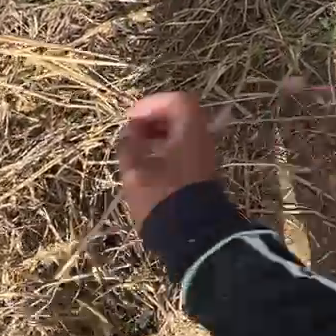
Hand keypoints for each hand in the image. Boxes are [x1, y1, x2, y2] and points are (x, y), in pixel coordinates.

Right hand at [117, 92, 217, 226]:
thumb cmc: (161, 195)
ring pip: (182, 137)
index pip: (177, 101)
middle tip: (132, 134)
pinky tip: (147, 169)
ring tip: (135, 153)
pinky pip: (184, 154)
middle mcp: (203, 140)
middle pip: (181, 118)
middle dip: (154, 121)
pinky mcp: (202, 177)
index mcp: (191, 131)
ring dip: (158, 139)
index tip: (132, 119)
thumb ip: (130, 143)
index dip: (152, 104)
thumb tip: (131, 132)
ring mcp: (205, 159)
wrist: (192, 234)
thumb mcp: (135, 168)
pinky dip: (165, 154)